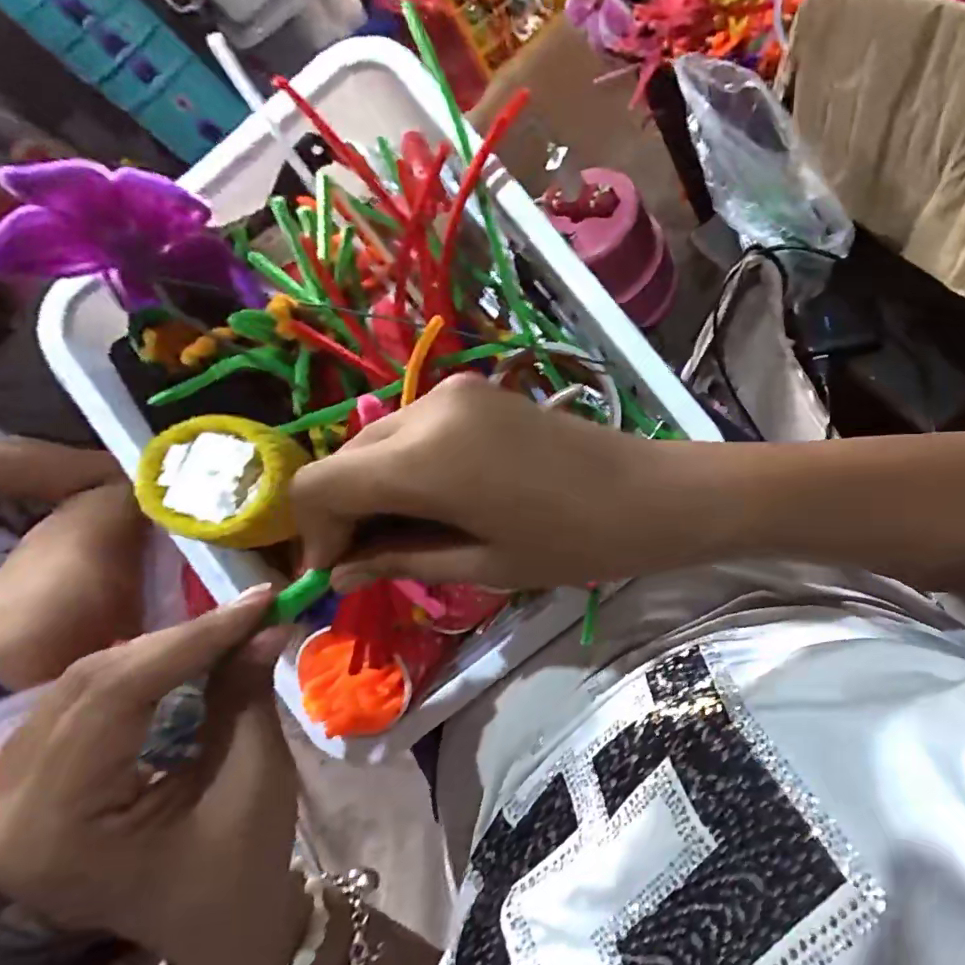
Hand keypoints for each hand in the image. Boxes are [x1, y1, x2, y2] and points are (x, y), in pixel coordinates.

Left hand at [0, 587, 307, 964]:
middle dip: (178, 638)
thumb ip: (245, 696)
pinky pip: (72, 708)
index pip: (115, 697)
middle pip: (87, 686)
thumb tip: (267, 624)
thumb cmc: (240, 863)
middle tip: (250, 610)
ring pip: (76, 688)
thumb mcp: (254, 779)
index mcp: (51, 828)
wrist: (211, 921)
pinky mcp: (9, 792)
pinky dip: (134, 674)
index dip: (193, 638)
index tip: (259, 601)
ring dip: (158, 651)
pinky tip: (182, 658)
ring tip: (226, 629)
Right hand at [291, 374, 679, 591]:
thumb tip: (342, 570)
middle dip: (347, 512)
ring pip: (383, 440)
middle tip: (376, 562)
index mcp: (422, 456)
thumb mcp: (485, 563)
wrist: (651, 494)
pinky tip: (443, 501)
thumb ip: (403, 559)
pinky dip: (413, 465)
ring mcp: (457, 391)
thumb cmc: (575, 542)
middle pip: (348, 457)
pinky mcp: (482, 391)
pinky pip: (421, 428)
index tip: (339, 573)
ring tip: (415, 536)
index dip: (313, 535)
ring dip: (380, 487)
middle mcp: (428, 407)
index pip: (318, 485)